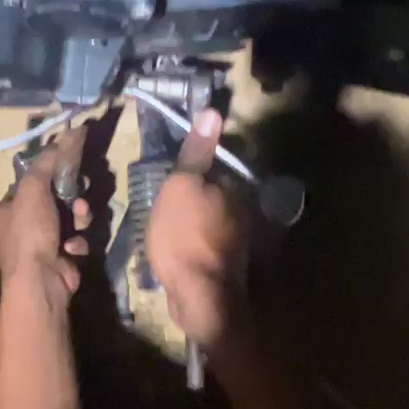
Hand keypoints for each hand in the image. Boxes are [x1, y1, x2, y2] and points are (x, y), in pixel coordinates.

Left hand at [0, 130, 92, 303]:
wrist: (41, 280)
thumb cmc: (30, 232)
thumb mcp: (33, 190)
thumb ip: (46, 163)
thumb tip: (62, 137)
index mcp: (7, 209)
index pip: (31, 181)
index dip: (51, 172)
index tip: (70, 163)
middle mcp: (22, 225)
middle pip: (54, 198)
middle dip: (71, 196)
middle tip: (81, 191)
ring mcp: (42, 242)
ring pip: (70, 217)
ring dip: (78, 216)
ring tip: (78, 221)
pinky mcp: (61, 257)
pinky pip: (76, 238)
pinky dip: (77, 240)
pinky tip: (72, 247)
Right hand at [144, 108, 246, 349]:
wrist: (200, 297)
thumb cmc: (184, 235)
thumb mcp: (181, 186)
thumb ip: (197, 153)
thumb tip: (213, 111)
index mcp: (235, 188)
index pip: (216, 166)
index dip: (193, 169)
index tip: (172, 176)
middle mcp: (245, 211)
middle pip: (215, 193)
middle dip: (196, 195)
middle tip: (164, 200)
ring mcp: (238, 241)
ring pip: (213, 219)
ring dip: (195, 220)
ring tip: (166, 225)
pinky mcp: (227, 265)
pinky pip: (208, 243)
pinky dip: (195, 242)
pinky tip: (177, 248)